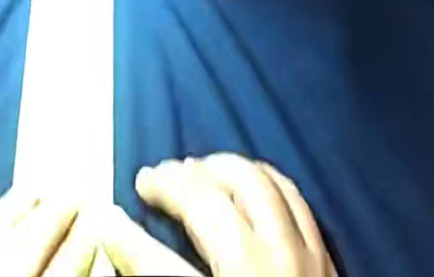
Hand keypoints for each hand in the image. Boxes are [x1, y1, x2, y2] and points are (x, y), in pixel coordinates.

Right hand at [107, 155, 335, 276]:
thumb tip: (136, 270)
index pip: (161, 269)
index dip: (129, 243)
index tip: (108, 222)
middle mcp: (265, 270)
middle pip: (213, 203)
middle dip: (177, 184)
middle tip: (152, 177)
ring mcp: (301, 256)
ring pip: (256, 183)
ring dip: (220, 168)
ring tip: (194, 167)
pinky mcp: (325, 255)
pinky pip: (291, 193)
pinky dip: (263, 176)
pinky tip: (248, 175)